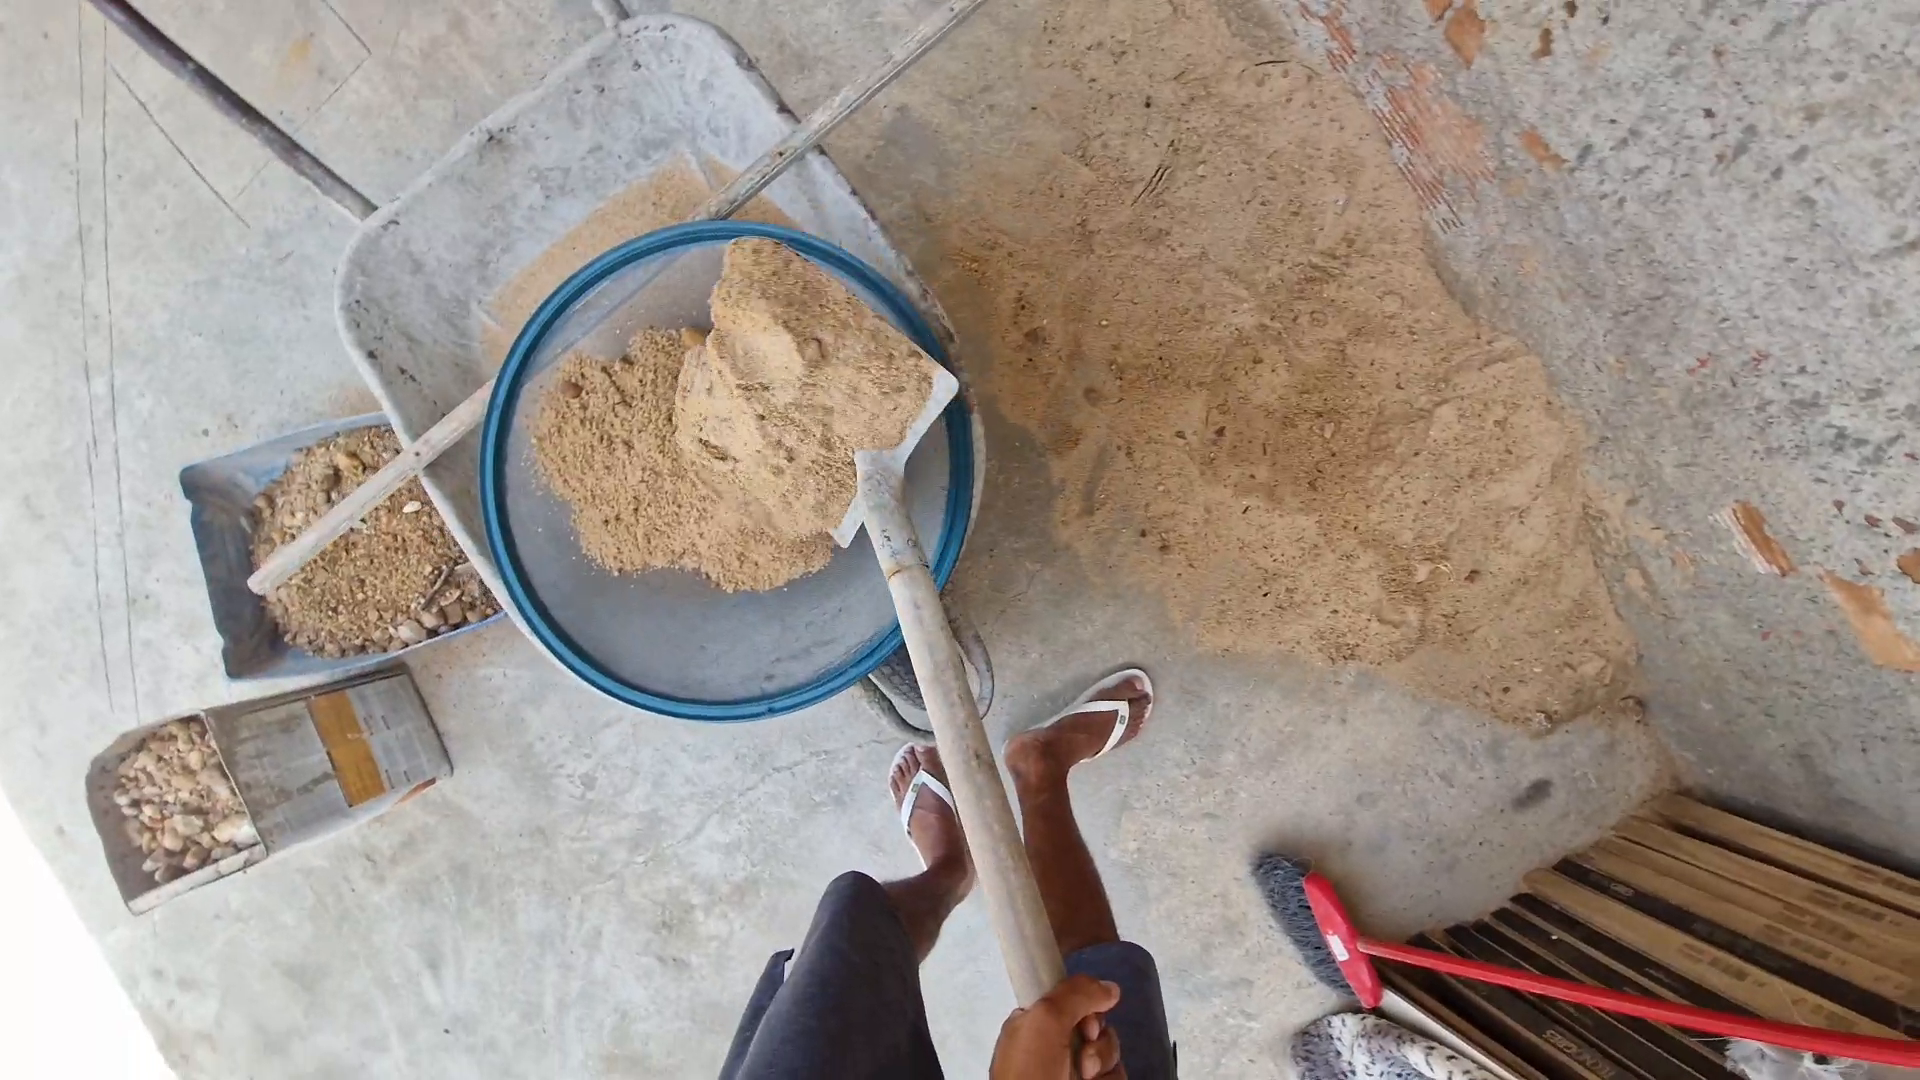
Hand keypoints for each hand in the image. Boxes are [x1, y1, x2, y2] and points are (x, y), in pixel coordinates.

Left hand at [989, 975, 1125, 1079]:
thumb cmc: (1031, 1072)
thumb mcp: (1045, 1018)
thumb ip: (1076, 993)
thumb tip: (1110, 988)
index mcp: (1034, 1024)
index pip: (1070, 999)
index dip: (1083, 1003)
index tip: (1084, 1016)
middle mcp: (1055, 1047)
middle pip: (1095, 1023)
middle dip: (1097, 1034)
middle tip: (1085, 1046)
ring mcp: (1074, 1074)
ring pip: (1109, 1052)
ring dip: (1104, 1060)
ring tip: (1085, 1076)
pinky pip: (1116, 1077)